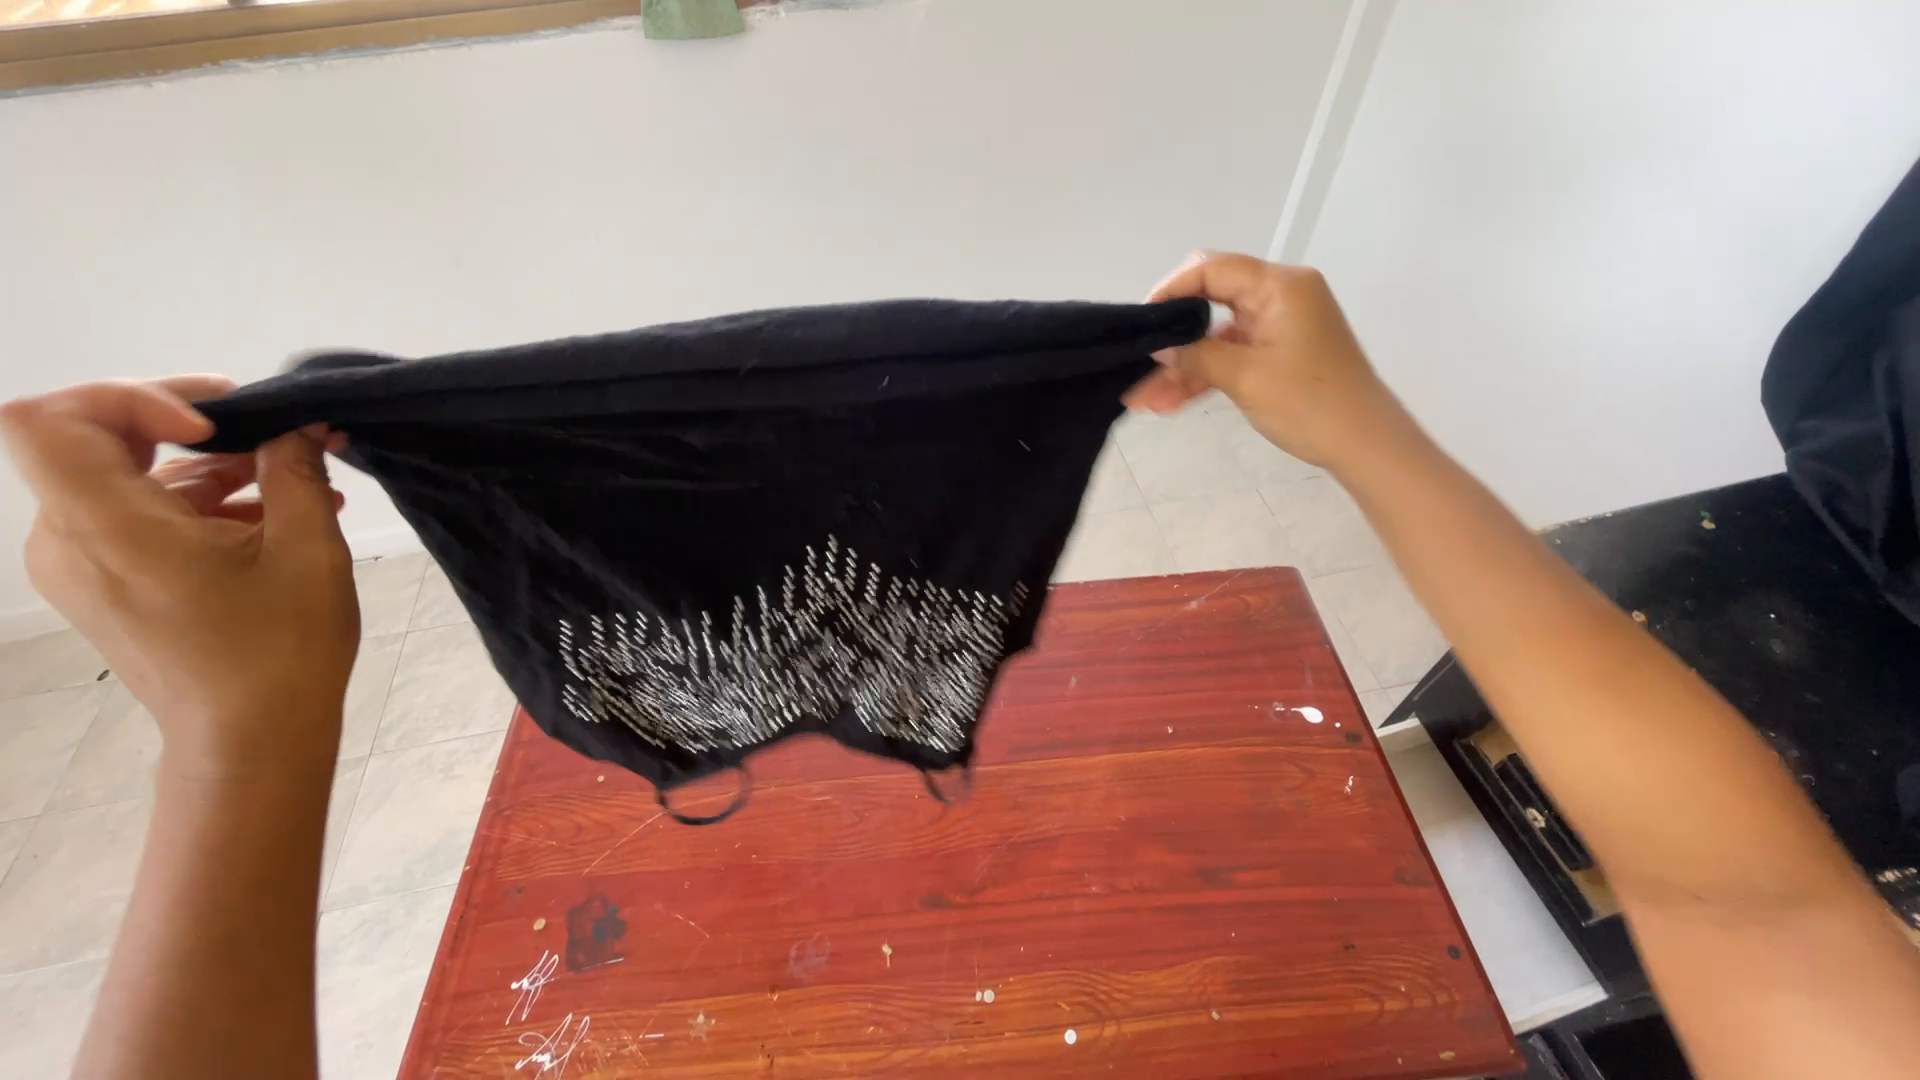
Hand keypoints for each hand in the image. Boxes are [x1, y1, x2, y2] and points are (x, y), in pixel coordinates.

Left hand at [0, 378, 357, 779]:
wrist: (253, 736)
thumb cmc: (285, 645)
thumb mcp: (310, 550)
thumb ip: (296, 473)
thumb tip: (299, 426)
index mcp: (109, 528)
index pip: (51, 418)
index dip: (131, 397)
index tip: (216, 425)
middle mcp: (68, 541)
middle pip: (91, 443)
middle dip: (189, 427)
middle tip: (273, 433)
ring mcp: (79, 567)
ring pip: (124, 481)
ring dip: (210, 470)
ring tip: (299, 489)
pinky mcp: (104, 586)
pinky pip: (136, 519)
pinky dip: (201, 506)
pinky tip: (275, 522)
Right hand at [1124, 252, 1415, 472]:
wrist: (1365, 444)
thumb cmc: (1309, 404)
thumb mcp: (1244, 378)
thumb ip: (1196, 356)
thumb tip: (1158, 347)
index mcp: (1280, 286)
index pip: (1212, 269)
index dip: (1171, 291)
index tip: (1142, 322)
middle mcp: (1281, 295)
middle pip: (1211, 300)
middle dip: (1172, 335)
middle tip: (1138, 360)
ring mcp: (1280, 324)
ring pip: (1216, 335)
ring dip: (1183, 365)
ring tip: (1144, 398)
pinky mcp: (1279, 351)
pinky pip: (1232, 354)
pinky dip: (1205, 375)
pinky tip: (1169, 401)